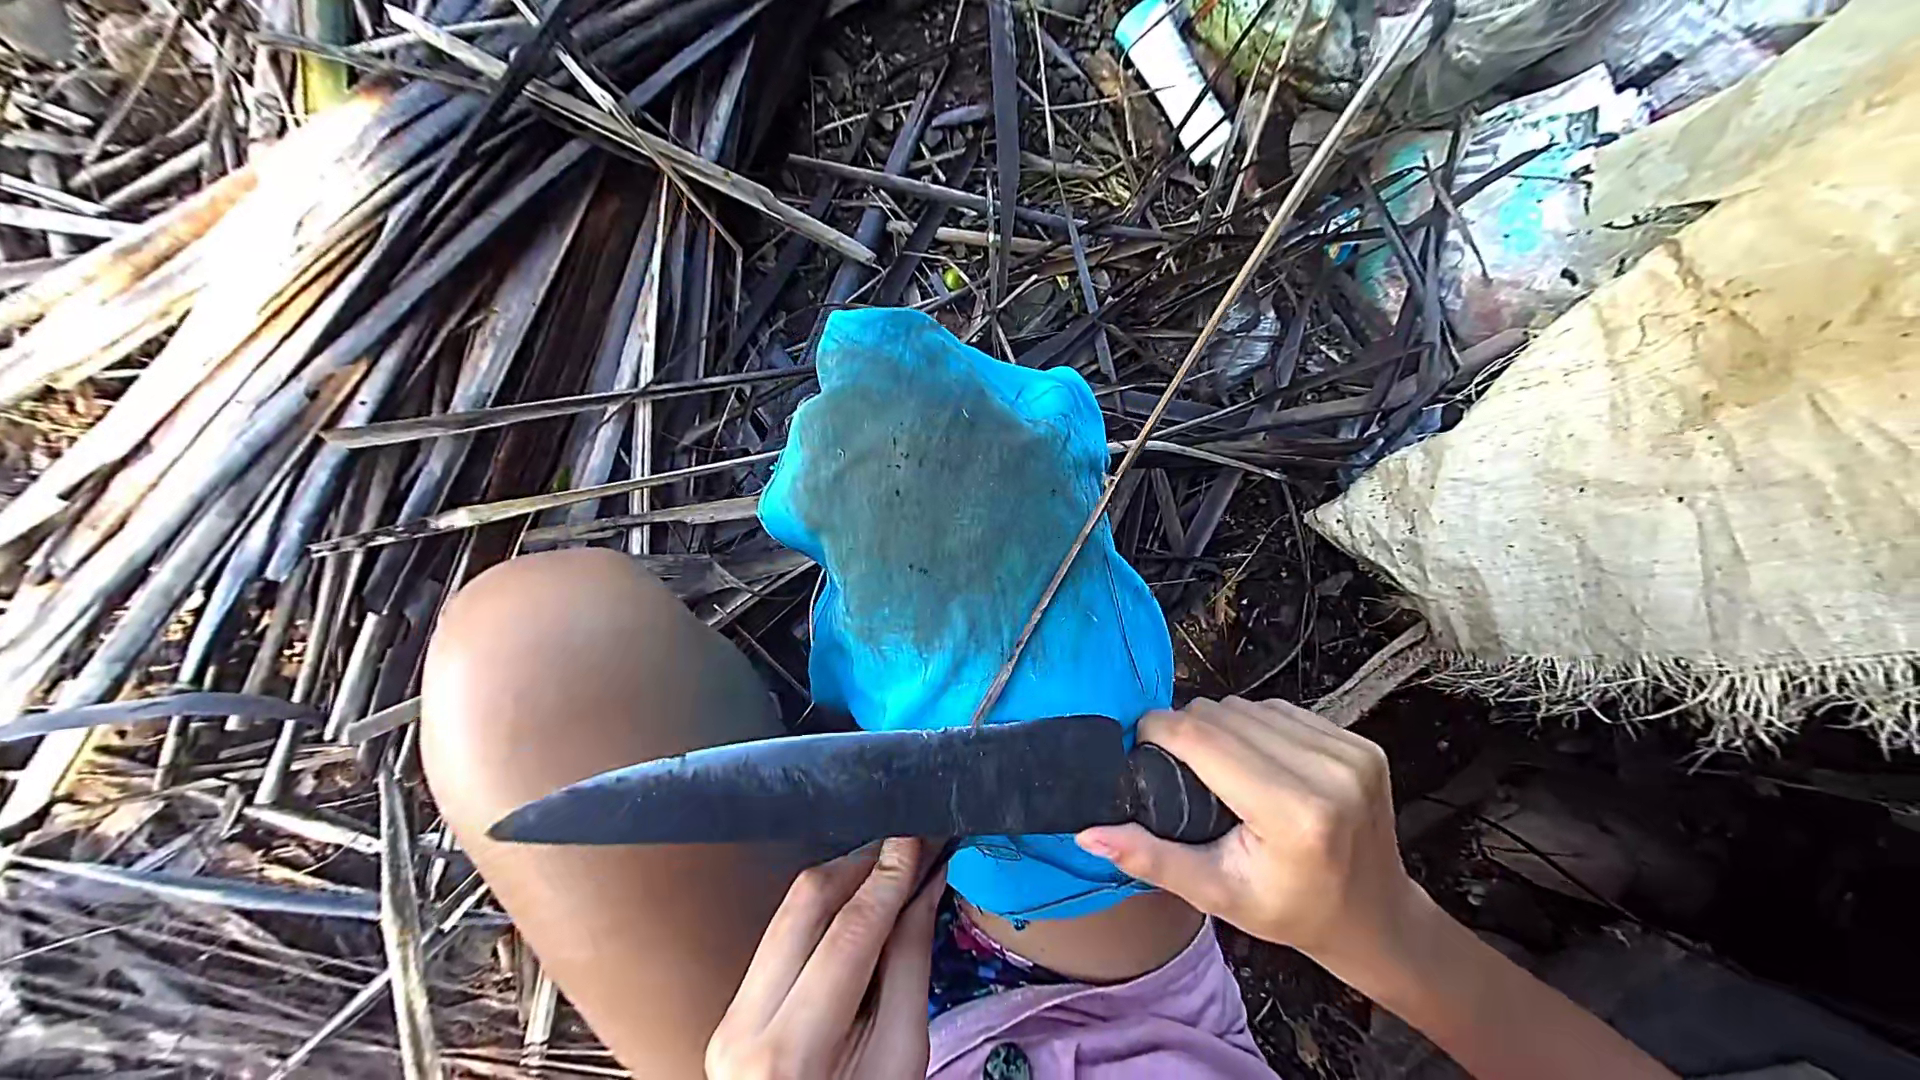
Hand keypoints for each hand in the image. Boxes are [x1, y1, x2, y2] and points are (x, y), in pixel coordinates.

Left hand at [706, 837, 942, 1079]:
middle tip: (907, 845)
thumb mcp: (902, 1056)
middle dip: (864, 859)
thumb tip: (925, 887)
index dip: (890, 875)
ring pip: (790, 905)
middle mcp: (746, 1023)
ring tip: (890, 866)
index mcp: (791, 1051)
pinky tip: (859, 896)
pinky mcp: (735, 1003)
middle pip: (807, 899)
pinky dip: (826, 902)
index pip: (849, 931)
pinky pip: (783, 929)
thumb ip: (910, 963)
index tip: (917, 840)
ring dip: (845, 873)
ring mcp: (732, 1012)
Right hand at [1076, 697, 1421, 968]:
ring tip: (1217, 764)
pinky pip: (1278, 708)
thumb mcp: (1216, 894)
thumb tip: (1088, 833)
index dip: (1157, 729)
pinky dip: (1253, 723)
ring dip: (1220, 724)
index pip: (1202, 738)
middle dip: (1186, 729)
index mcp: (1294, 814)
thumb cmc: (1292, 910)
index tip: (1139, 743)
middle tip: (1179, 767)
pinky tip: (1253, 756)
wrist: (1377, 918)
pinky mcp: (1359, 742)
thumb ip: (1151, 858)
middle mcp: (1329, 772)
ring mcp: (1349, 752)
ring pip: (1247, 704)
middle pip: (1221, 714)